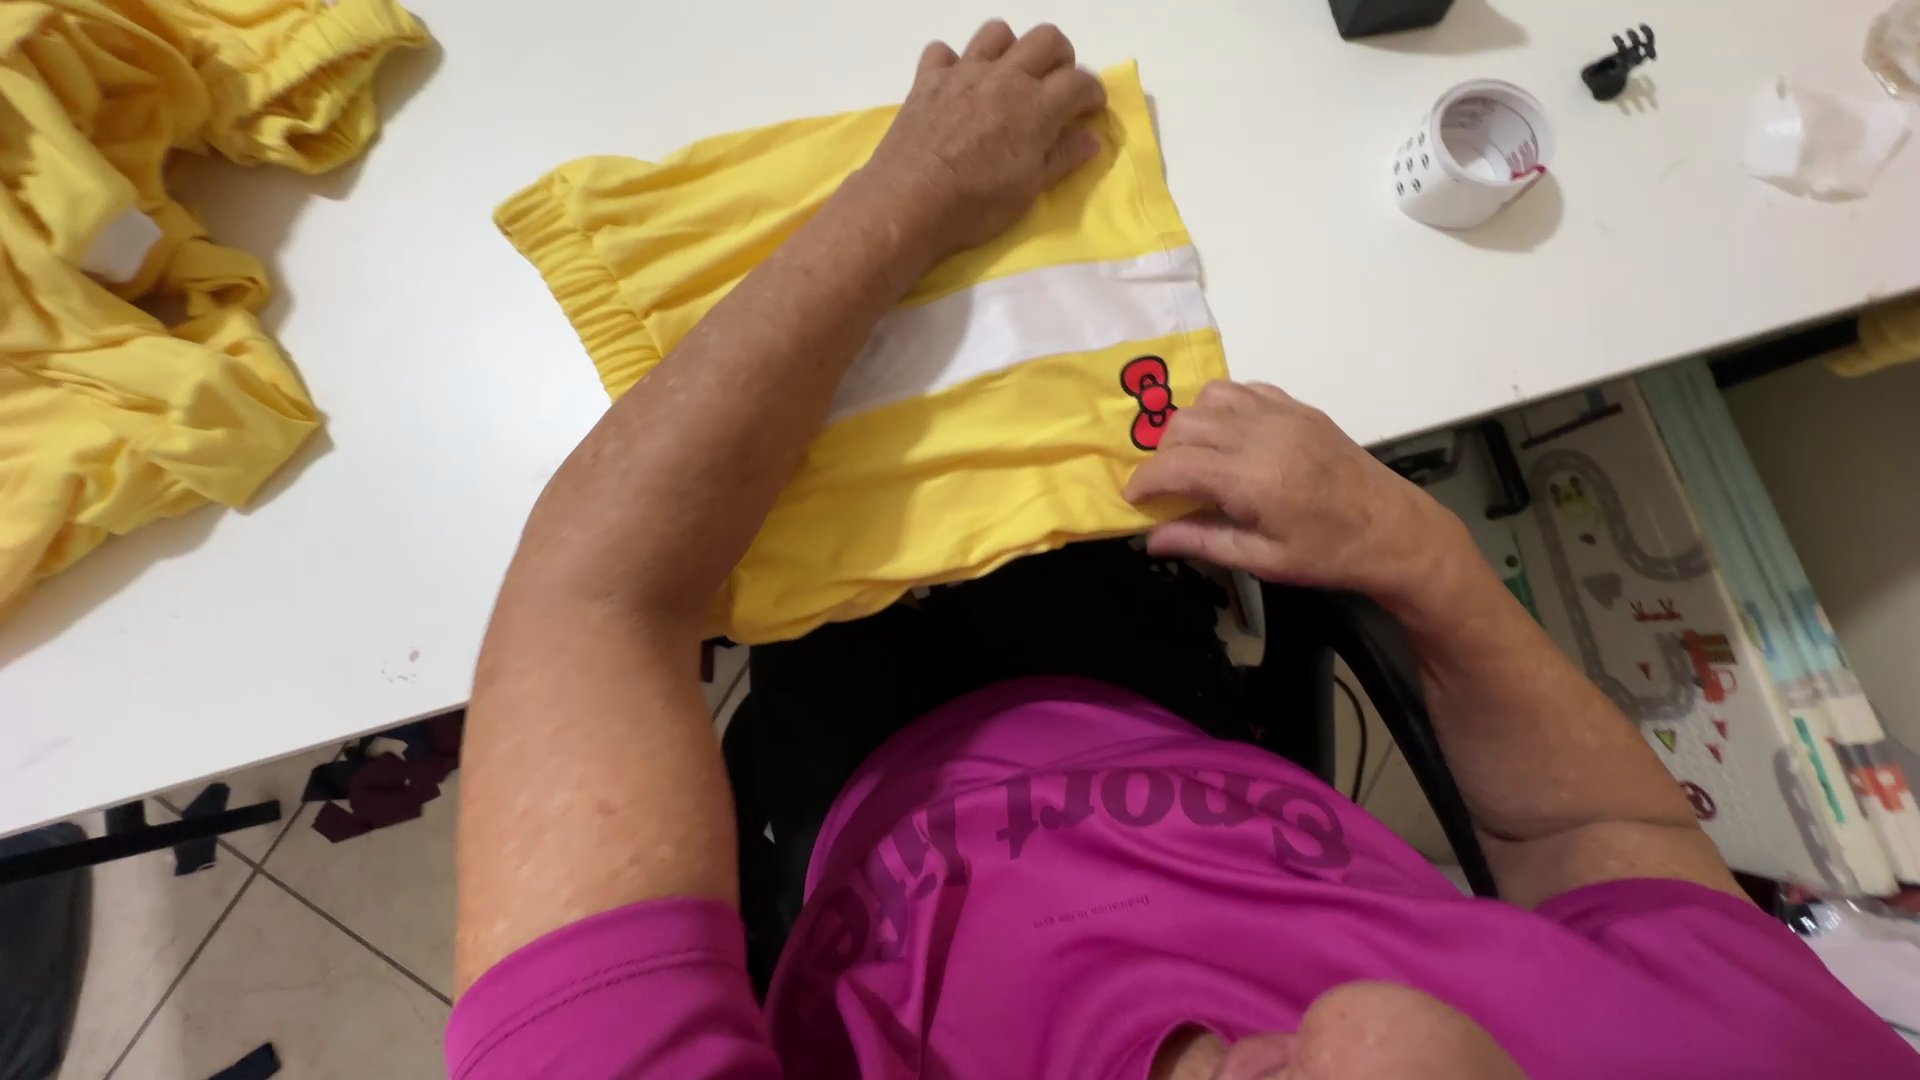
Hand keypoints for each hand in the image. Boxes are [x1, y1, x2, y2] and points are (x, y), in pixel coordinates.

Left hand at [865, 21, 1106, 258]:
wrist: (910, 203)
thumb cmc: (975, 207)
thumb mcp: (1027, 193)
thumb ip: (1060, 160)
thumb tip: (1091, 139)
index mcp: (1036, 107)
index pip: (1079, 82)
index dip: (1092, 93)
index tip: (1091, 110)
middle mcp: (1005, 78)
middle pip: (1046, 40)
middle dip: (1061, 58)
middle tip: (1056, 88)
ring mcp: (964, 73)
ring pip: (998, 34)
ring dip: (1011, 49)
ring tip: (1008, 79)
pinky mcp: (928, 79)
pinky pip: (944, 52)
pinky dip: (954, 63)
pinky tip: (957, 88)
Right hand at [1123, 381, 1478, 614]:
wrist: (1396, 530)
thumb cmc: (1327, 553)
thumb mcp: (1261, 560)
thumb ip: (1201, 541)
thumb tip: (1150, 538)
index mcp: (1252, 478)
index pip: (1174, 464)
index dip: (1144, 481)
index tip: (1134, 499)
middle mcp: (1262, 435)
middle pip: (1183, 424)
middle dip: (1162, 455)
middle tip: (1168, 487)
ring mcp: (1282, 414)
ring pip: (1209, 397)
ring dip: (1189, 426)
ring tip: (1196, 458)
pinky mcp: (1299, 408)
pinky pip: (1243, 389)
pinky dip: (1221, 407)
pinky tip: (1227, 436)